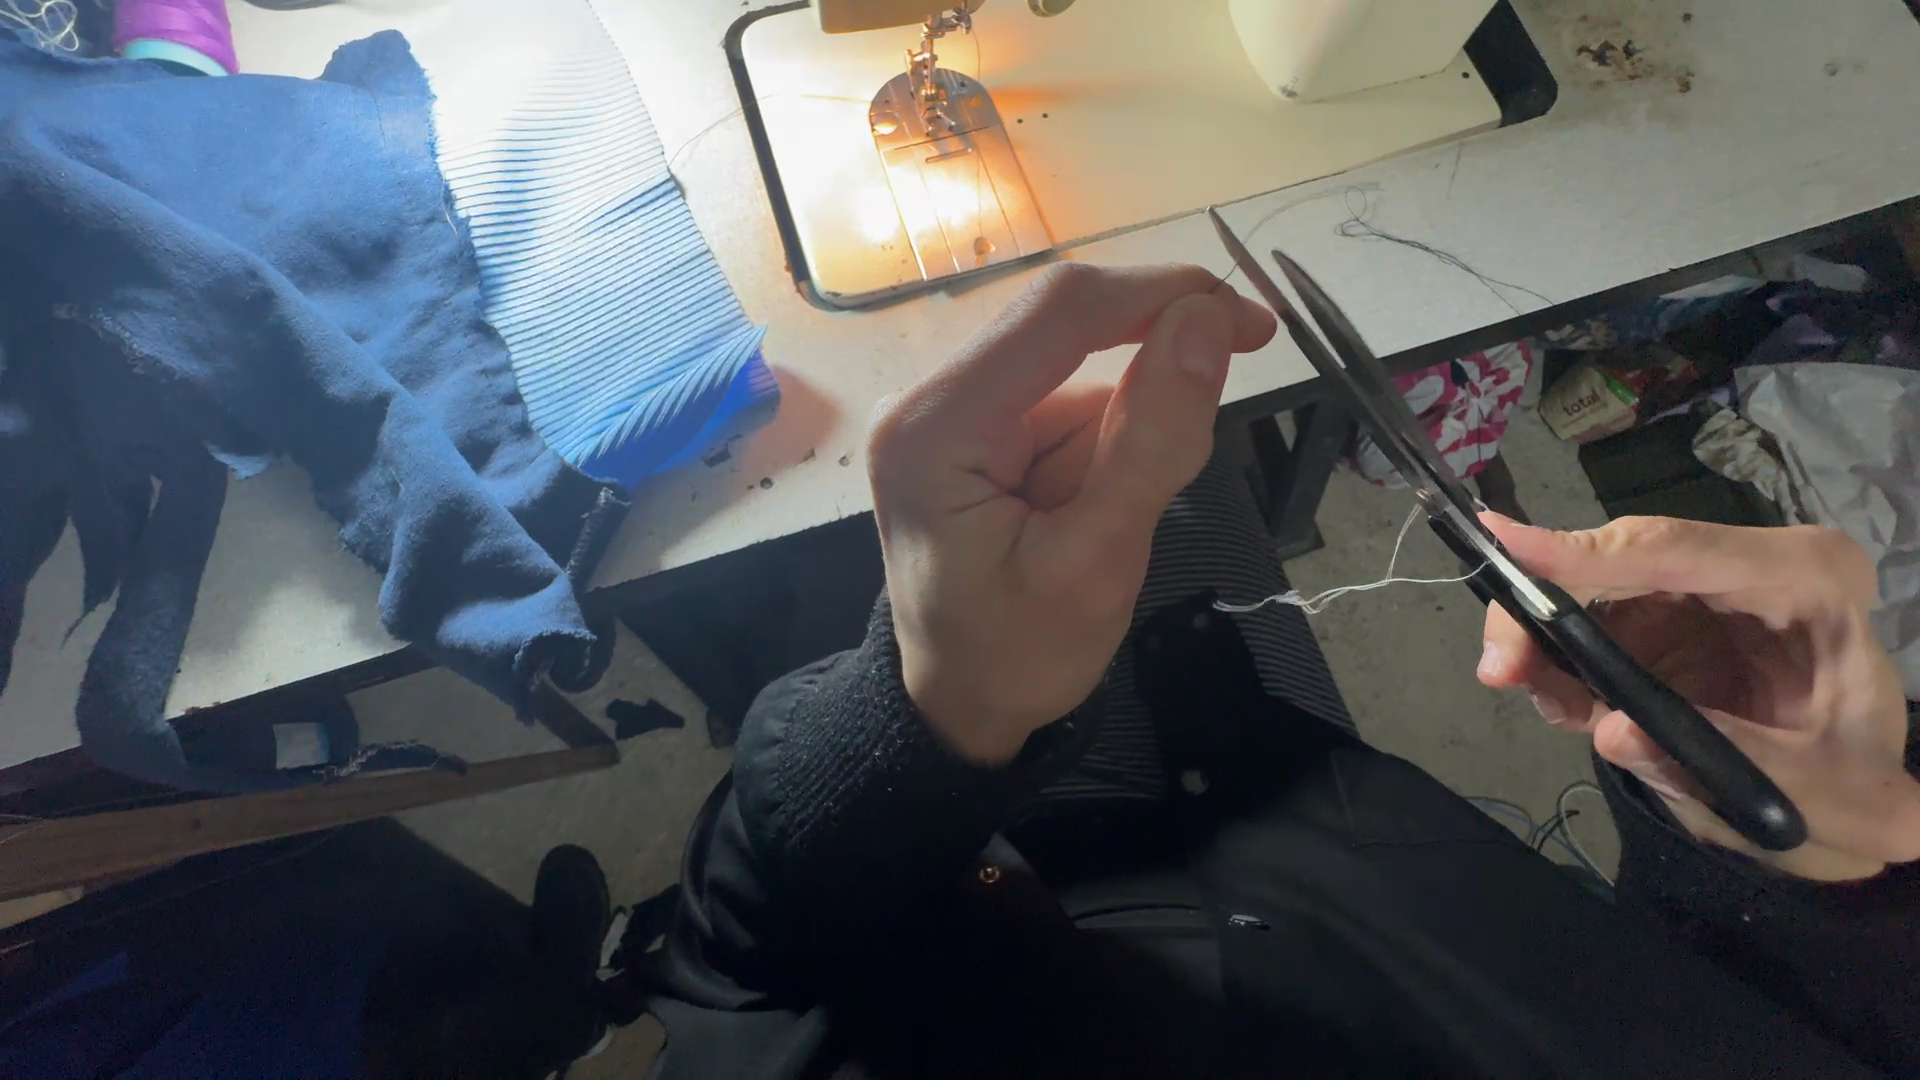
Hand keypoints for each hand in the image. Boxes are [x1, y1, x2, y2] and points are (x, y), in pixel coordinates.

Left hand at [866, 264, 1276, 763]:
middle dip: (1145, 376)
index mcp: (936, 426)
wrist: (958, 703)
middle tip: (1195, 437)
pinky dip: (1095, 452)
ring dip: (1115, 436)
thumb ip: (1151, 441)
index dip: (1161, 296)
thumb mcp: (1097, 564)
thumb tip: (1207, 321)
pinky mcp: (973, 435)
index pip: (1059, 313)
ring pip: (1071, 377)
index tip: (1251, 322)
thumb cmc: (1017, 656)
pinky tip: (1079, 516)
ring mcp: (948, 416)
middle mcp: (929, 401)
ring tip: (1099, 528)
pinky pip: (1059, 411)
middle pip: (1062, 335)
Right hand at [1476, 514, 1919, 881]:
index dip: (1583, 551)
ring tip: (1559, 712)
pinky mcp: (1628, 614)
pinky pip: (1560, 623)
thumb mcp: (1825, 791)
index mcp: (1801, 580)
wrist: (1826, 796)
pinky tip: (1570, 707)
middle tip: (1498, 670)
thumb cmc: (1845, 786)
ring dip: (1534, 648)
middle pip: (1599, 565)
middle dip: (1534, 613)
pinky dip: (1546, 667)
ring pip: (1566, 592)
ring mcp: (1669, 589)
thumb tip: (1613, 730)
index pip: (1673, 549)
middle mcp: (1727, 568)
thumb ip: (1729, 756)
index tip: (1503, 544)